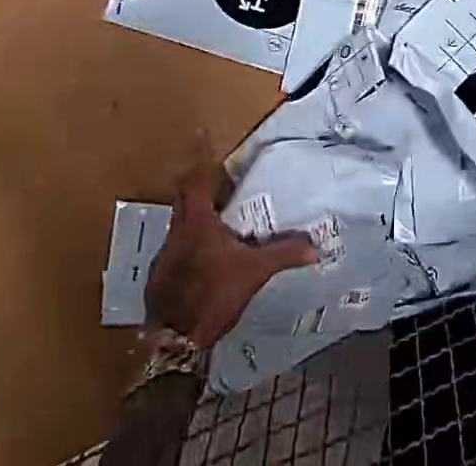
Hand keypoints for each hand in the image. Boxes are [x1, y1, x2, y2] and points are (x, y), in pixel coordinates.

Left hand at [143, 160, 318, 347]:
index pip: (196, 180)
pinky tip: (203, 259)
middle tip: (215, 178)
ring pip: (178, 225)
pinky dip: (188, 244)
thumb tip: (316, 246)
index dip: (199, 155)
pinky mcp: (158, 278)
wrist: (175, 342)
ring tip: (215, 220)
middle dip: (197, 185)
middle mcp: (175, 233)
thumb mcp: (254, 272)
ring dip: (194, 217)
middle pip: (183, 198)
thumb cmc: (213, 294)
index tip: (199, 132)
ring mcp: (163, 256)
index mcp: (197, 223)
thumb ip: (284, 254)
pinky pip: (175, 249)